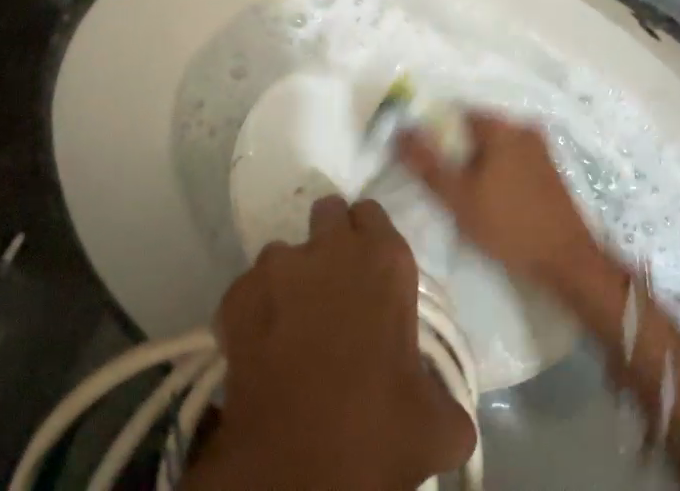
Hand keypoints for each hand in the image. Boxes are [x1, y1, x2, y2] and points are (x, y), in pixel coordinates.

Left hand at [192, 196, 474, 490]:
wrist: (294, 470)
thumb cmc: (376, 432)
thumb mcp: (440, 423)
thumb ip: (444, 392)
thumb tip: (442, 399)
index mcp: (385, 262)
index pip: (373, 214)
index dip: (370, 238)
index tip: (370, 269)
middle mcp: (330, 250)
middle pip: (328, 214)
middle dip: (330, 239)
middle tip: (335, 284)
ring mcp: (277, 269)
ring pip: (284, 253)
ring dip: (292, 276)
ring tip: (295, 321)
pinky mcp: (235, 298)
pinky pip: (248, 288)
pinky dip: (256, 308)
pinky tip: (263, 344)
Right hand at [396, 112, 600, 288]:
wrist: (566, 258)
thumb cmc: (508, 225)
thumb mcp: (458, 197)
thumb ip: (426, 162)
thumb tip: (399, 130)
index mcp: (502, 126)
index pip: (457, 113)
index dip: (437, 133)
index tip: (427, 161)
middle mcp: (524, 127)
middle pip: (477, 129)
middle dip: (457, 150)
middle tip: (444, 184)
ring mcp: (541, 148)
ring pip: (496, 146)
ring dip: (478, 163)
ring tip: (466, 196)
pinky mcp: (550, 169)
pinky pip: (513, 159)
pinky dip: (498, 171)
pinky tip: (493, 200)